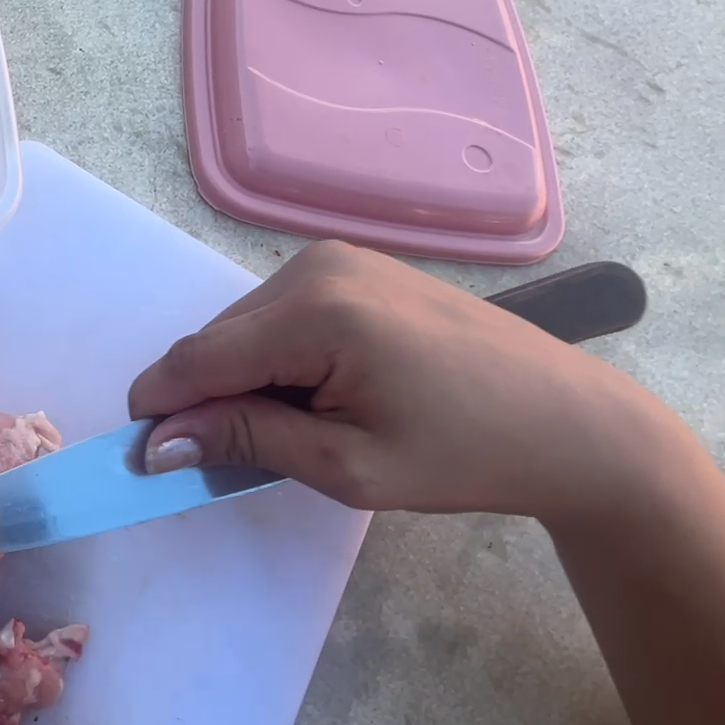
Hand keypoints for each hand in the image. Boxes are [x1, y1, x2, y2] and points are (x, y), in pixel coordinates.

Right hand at [128, 241, 693, 524]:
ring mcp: (333, 257)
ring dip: (240, 376)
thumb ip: (244, 441)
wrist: (577, 422)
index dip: (160, 405)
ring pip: (239, 325)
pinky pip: (272, 312)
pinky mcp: (348, 264)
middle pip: (215, 339)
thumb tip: (158, 443)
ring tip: (299, 421)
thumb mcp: (348, 467)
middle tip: (244, 452)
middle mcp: (314, 266)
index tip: (147, 455)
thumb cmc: (468, 455)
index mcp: (318, 312)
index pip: (198, 357)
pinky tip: (317, 386)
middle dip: (207, 395)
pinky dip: (270, 354)